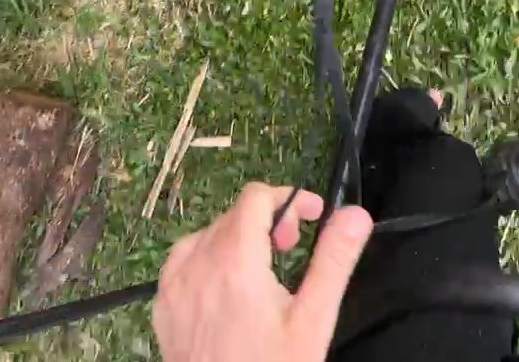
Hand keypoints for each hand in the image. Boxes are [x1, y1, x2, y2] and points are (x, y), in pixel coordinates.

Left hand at [154, 183, 373, 361]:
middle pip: (236, 214)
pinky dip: (210, 257)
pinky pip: (184, 259)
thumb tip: (356, 214)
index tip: (313, 219)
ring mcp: (174, 286)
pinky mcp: (163, 308)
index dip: (290, 200)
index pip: (256, 197)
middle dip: (271, 222)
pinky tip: (226, 285)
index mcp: (235, 260)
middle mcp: (198, 264)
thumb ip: (334, 260)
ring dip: (241, 238)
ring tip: (264, 271)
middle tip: (293, 252)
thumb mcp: (313, 321)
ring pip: (211, 233)